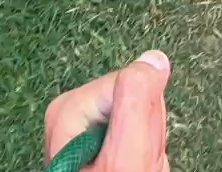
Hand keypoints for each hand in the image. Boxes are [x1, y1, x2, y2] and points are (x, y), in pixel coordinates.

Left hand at [43, 50, 171, 171]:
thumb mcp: (126, 158)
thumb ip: (137, 103)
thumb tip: (154, 60)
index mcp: (67, 110)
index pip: (129, 82)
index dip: (143, 115)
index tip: (134, 147)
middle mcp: (73, 117)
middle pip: (135, 99)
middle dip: (147, 133)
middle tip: (137, 164)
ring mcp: (87, 132)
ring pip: (142, 118)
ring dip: (148, 148)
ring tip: (136, 170)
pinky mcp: (102, 144)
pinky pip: (141, 135)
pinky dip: (146, 157)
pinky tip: (135, 171)